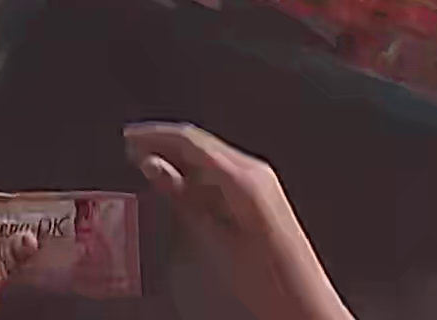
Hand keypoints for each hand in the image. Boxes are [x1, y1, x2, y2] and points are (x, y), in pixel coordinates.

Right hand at [125, 122, 351, 319]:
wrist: (308, 310)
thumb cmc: (265, 282)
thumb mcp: (214, 240)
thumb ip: (182, 197)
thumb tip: (151, 163)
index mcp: (241, 175)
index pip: (190, 139)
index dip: (155, 134)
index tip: (128, 136)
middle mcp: (251, 168)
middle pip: (199, 141)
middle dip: (162, 140)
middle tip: (130, 146)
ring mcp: (258, 178)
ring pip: (208, 152)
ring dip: (176, 153)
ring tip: (145, 159)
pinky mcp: (260, 191)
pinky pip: (219, 167)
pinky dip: (193, 167)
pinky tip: (177, 177)